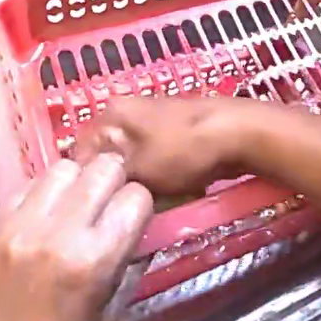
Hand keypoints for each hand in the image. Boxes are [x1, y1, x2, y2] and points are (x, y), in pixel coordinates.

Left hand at [0, 155, 153, 320]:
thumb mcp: (112, 310)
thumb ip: (130, 259)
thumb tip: (145, 220)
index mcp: (93, 261)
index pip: (136, 197)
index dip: (139, 206)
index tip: (133, 218)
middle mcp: (58, 233)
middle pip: (103, 168)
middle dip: (114, 182)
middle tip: (108, 204)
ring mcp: (22, 224)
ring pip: (66, 166)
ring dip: (79, 181)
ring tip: (75, 205)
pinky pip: (31, 182)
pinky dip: (46, 192)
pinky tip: (46, 215)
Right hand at [81, 95, 261, 194]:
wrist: (239, 134)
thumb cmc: (183, 149)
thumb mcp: (138, 171)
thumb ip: (108, 182)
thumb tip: (90, 194)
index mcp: (112, 113)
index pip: (81, 153)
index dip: (86, 184)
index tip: (96, 208)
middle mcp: (128, 112)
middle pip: (111, 160)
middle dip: (121, 185)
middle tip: (129, 207)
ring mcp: (154, 122)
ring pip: (136, 164)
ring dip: (146, 185)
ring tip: (157, 200)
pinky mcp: (176, 135)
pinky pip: (159, 163)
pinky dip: (166, 179)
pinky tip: (178, 190)